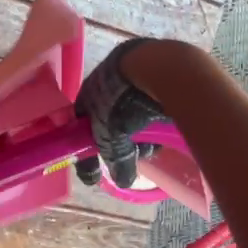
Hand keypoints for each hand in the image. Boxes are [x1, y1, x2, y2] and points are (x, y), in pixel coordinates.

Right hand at [75, 39, 169, 188]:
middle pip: (109, 121)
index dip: (88, 152)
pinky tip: (165, 129)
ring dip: (140, 133)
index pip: (82, 129)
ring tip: (154, 147)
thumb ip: (116, 159)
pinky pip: (149, 104)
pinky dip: (154, 120)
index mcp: (86, 96)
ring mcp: (129, 77)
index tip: (96, 174)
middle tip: (132, 157)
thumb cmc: (122, 102)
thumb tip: (122, 181)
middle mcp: (104, 85)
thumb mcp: (112, 137)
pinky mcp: (153, 73)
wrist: (157, 66)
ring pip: (131, 113)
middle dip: (120, 143)